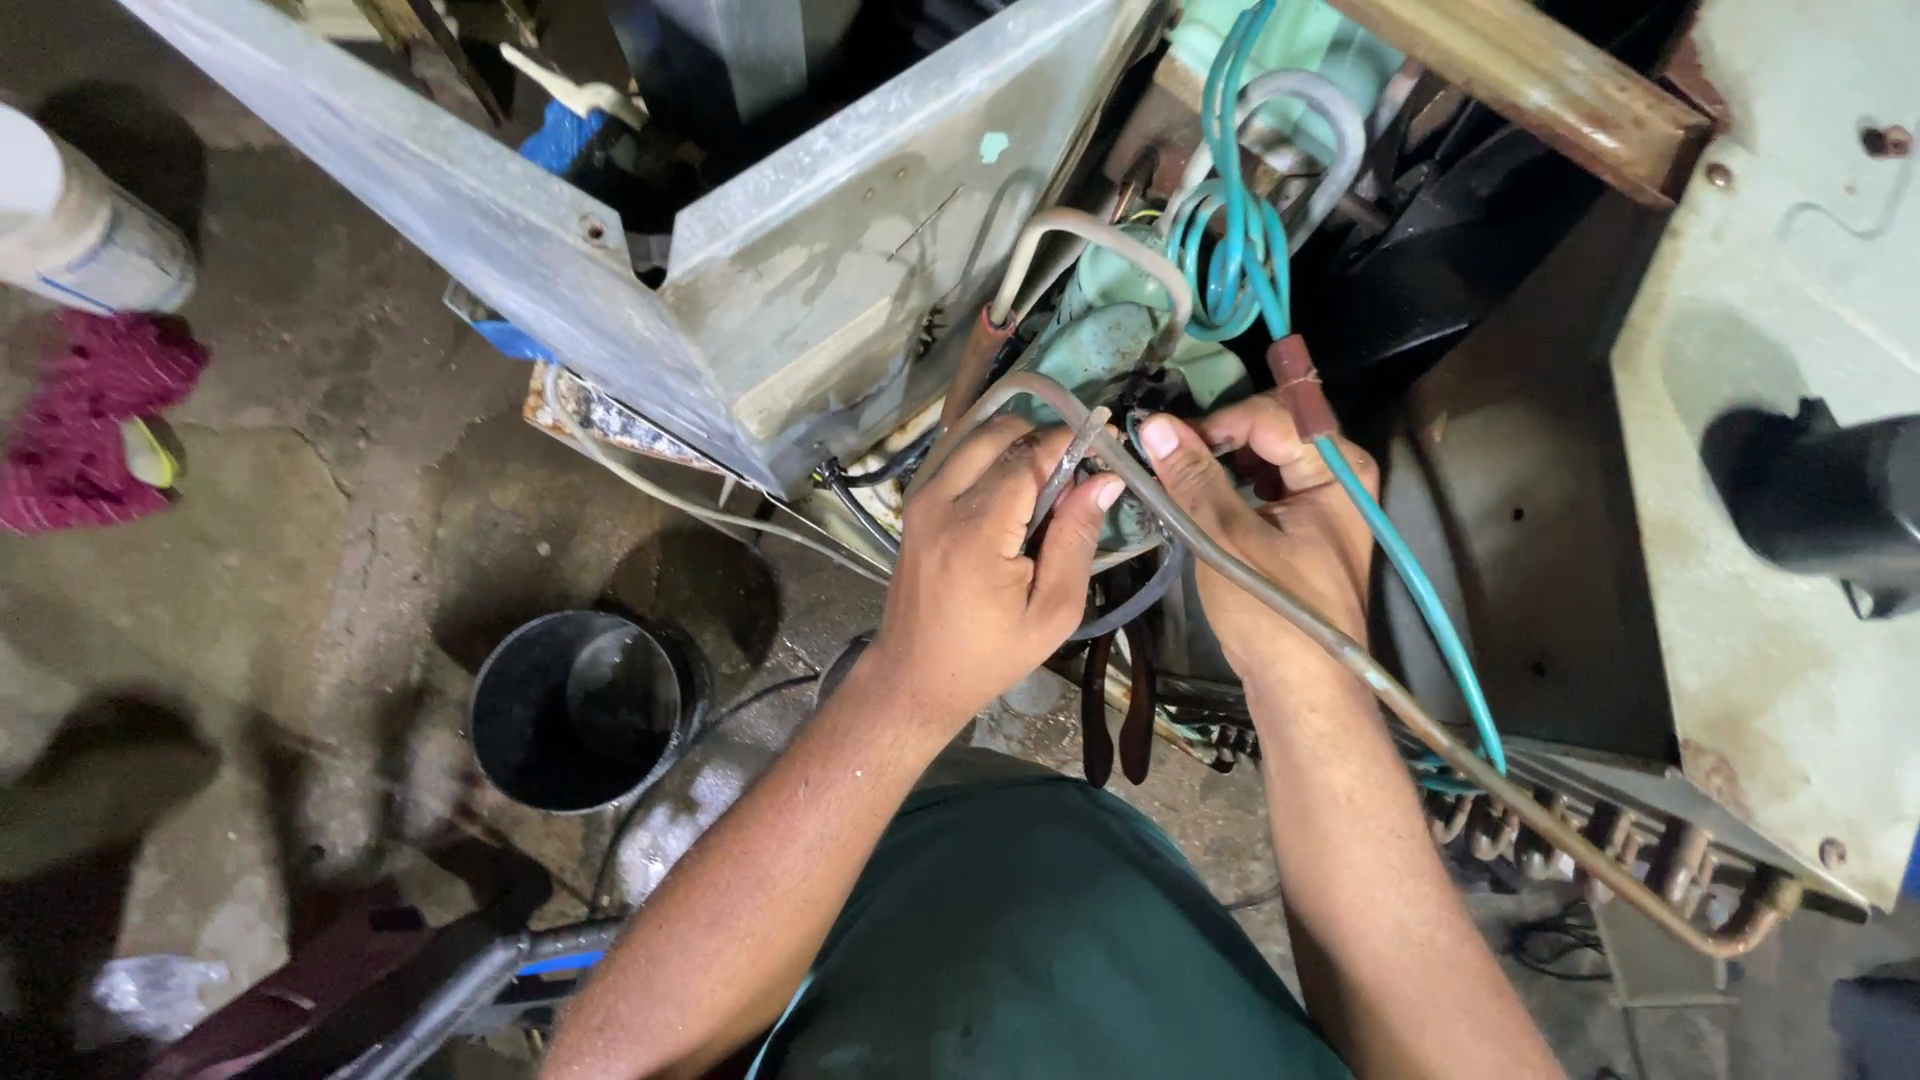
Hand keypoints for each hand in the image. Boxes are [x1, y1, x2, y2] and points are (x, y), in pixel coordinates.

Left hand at [859, 415, 1123, 731]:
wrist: (915, 676)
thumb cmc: (989, 655)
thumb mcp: (1051, 612)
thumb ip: (1076, 540)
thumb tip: (1104, 481)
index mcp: (976, 533)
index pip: (1027, 457)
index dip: (1068, 442)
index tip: (1101, 442)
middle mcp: (940, 503)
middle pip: (996, 432)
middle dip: (1039, 436)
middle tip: (1070, 468)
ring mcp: (919, 500)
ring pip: (971, 435)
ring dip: (1011, 443)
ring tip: (1041, 479)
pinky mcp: (912, 505)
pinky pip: (952, 456)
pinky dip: (985, 456)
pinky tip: (1008, 489)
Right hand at [1135, 393, 1377, 699]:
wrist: (1302, 688)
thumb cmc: (1270, 613)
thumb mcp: (1225, 539)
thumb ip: (1192, 476)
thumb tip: (1152, 424)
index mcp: (1338, 471)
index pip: (1270, 418)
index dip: (1215, 423)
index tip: (1165, 445)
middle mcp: (1341, 475)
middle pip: (1273, 428)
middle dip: (1219, 437)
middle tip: (1171, 457)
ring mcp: (1326, 501)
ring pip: (1265, 455)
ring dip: (1221, 460)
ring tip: (1181, 477)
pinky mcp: (1306, 525)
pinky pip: (1265, 483)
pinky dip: (1231, 484)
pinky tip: (1204, 499)